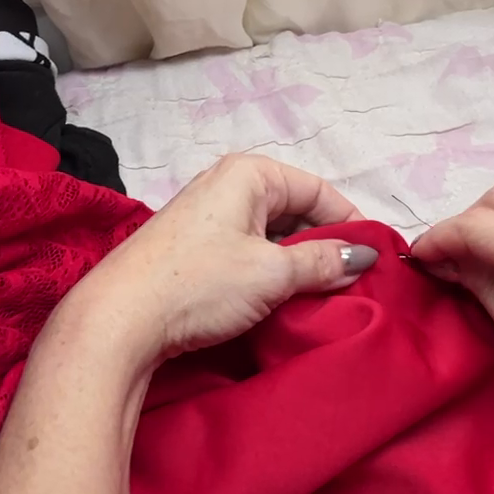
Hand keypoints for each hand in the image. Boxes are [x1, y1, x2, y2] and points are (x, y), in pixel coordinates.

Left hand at [66, 154, 376, 363]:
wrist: (119, 319)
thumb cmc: (200, 283)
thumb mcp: (272, 273)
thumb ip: (323, 261)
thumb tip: (363, 257)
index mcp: (248, 174)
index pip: (316, 189)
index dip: (348, 222)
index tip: (374, 259)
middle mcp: (226, 184)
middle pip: (293, 209)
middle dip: (323, 244)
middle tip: (351, 283)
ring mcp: (207, 215)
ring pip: (270, 232)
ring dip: (296, 261)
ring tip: (321, 295)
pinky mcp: (193, 246)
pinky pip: (246, 249)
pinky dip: (268, 270)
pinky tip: (281, 298)